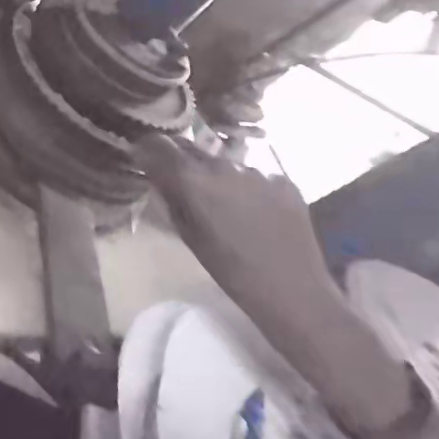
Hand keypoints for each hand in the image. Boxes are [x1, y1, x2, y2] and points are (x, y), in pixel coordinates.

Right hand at [139, 136, 411, 428]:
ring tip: (222, 201)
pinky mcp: (283, 180)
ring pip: (223, 163)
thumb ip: (170, 197)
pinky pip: (253, 176)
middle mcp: (223, 166)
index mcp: (193, 180)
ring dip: (216, 174)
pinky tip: (254, 212)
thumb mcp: (188, 236)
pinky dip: (246, 188)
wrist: (296, 294)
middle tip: (179, 179)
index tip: (143, 156)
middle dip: (179, 159)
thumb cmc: (231, 271)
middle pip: (191, 148)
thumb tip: (156, 174)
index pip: (158, 144)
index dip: (147, 148)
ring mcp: (256, 171)